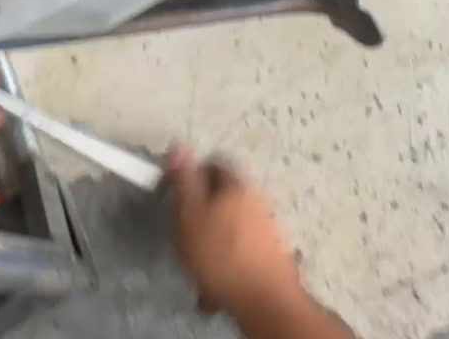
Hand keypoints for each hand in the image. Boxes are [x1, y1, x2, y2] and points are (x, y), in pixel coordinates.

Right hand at [163, 144, 304, 316]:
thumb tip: (177, 145)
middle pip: (222, 195)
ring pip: (230, 225)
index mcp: (236, 184)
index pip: (212, 162)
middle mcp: (257, 199)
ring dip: (213, 240)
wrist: (265, 303)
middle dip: (201, 212)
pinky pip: (241, 250)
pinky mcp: (272, 257)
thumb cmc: (221, 254)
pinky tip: (215, 283)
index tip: (176, 194)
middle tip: (184, 232)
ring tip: (198, 264)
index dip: (191, 174)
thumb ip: (183, 179)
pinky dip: (227, 260)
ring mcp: (267, 229)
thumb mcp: (189, 213)